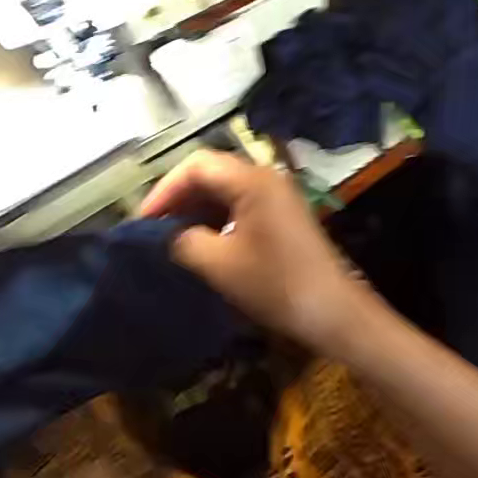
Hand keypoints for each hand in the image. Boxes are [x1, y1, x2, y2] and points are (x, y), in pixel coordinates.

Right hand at [137, 150, 373, 350]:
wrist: (333, 311)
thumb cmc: (276, 285)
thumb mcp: (220, 265)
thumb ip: (184, 241)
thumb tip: (166, 234)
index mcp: (251, 180)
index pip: (196, 166)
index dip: (165, 189)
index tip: (143, 220)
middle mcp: (265, 176)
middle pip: (210, 170)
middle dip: (178, 195)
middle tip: (153, 226)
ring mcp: (276, 192)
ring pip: (224, 186)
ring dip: (195, 206)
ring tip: (170, 234)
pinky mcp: (280, 211)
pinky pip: (239, 201)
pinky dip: (215, 215)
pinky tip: (200, 238)